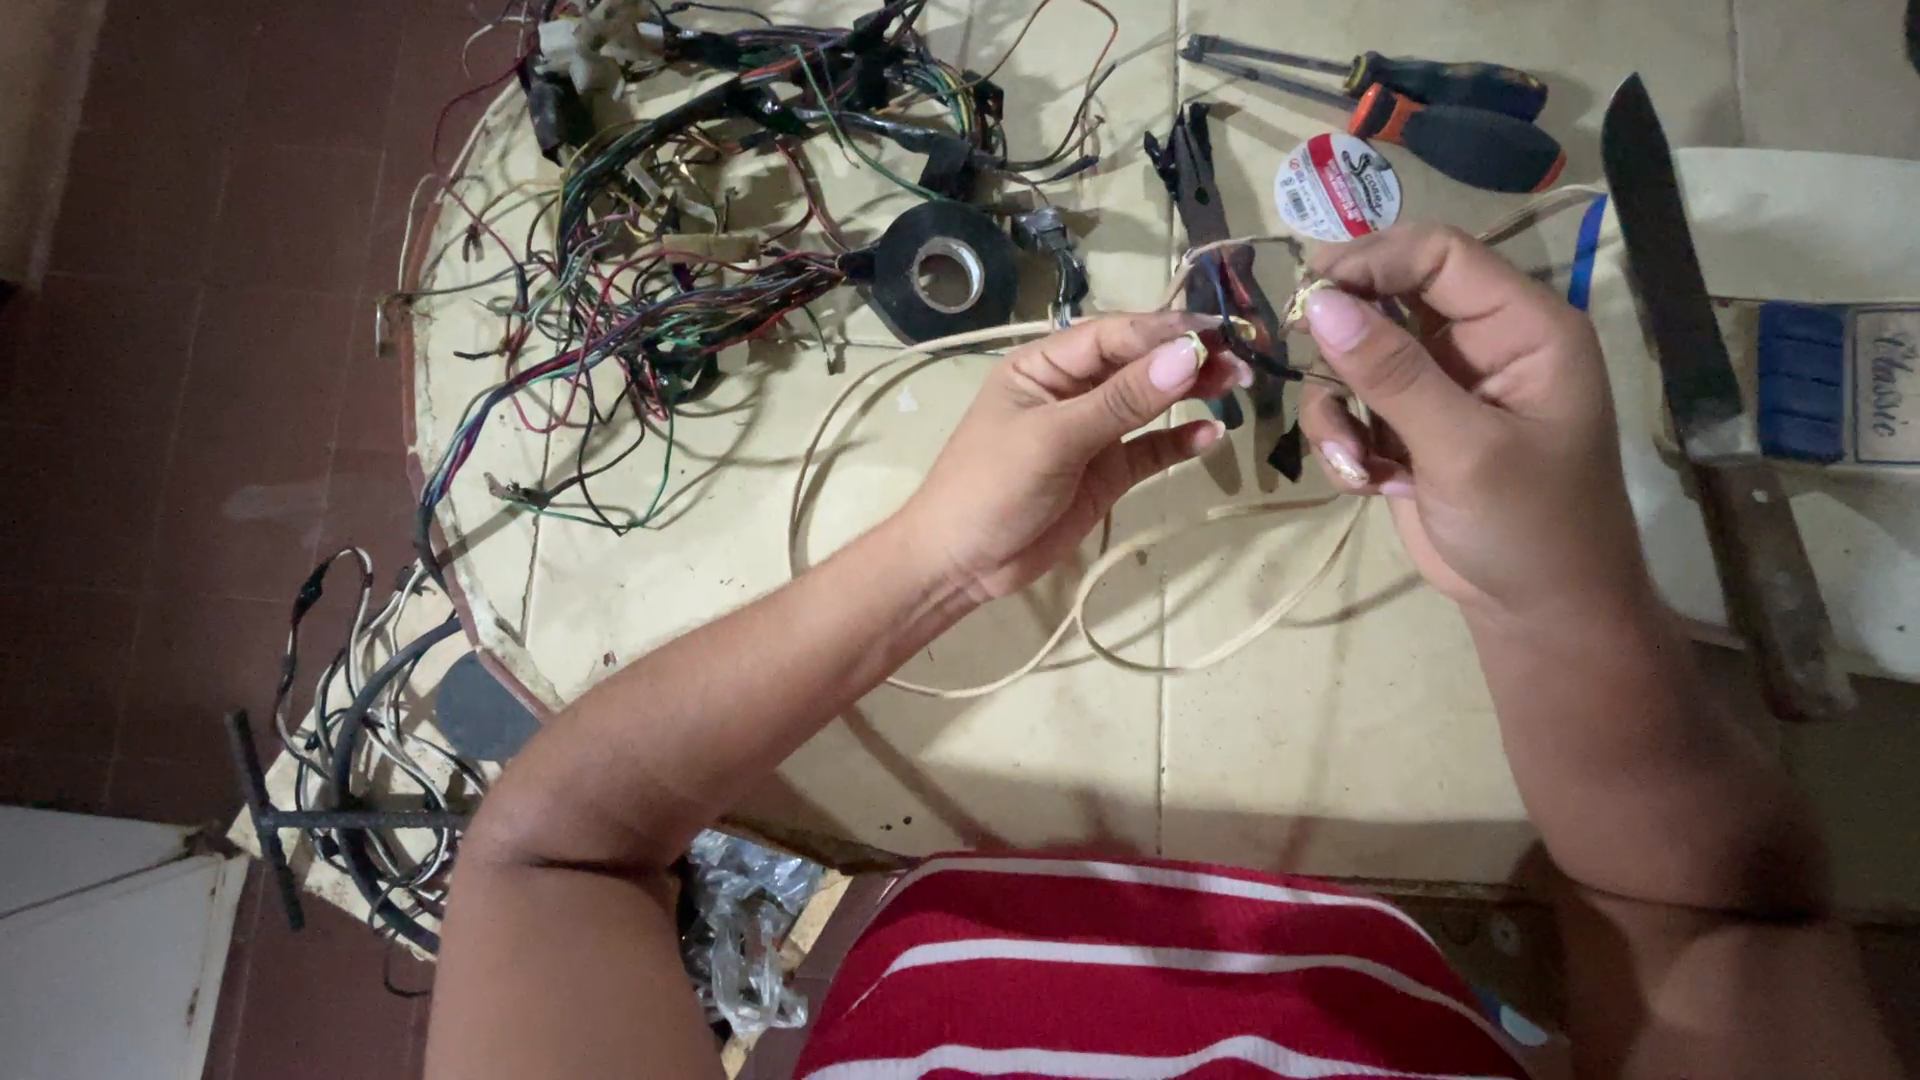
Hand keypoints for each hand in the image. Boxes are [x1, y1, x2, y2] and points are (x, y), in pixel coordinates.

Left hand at [896, 312, 1247, 601]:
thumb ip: (1120, 401)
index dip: (1164, 330)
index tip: (1218, 331)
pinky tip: (1209, 436)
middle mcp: (1070, 392)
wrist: (962, 563)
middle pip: (1136, 364)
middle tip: (1240, 358)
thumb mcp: (1052, 439)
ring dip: (1188, 392)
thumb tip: (1186, 355)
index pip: (1112, 335)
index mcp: (1043, 367)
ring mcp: (1089, 434)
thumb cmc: (990, 488)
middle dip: (1183, 357)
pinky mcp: (1104, 474)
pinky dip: (1177, 442)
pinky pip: (1148, 450)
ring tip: (1236, 385)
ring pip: (1147, 404)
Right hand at [1297, 225, 1649, 620]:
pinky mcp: (1403, 429)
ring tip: (1356, 464)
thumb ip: (1392, 373)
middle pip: (1385, 303)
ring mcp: (1434, 390)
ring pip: (1352, 363)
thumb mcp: (1462, 447)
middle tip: (1308, 367)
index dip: (1373, 260)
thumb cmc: (1528, 525)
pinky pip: (1347, 411)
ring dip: (1336, 414)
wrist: (1534, 607)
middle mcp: (1475, 347)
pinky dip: (1342, 446)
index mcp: (1521, 328)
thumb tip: (1322, 303)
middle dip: (1342, 342)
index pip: (1440, 257)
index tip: (1309, 288)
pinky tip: (1368, 484)